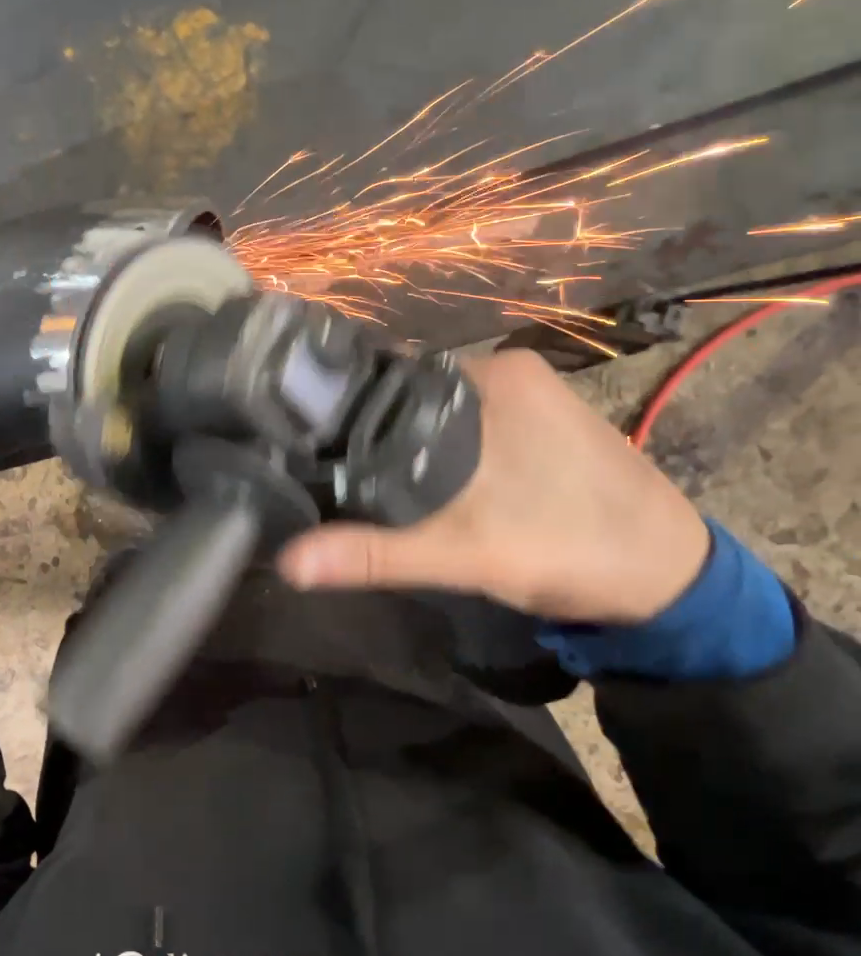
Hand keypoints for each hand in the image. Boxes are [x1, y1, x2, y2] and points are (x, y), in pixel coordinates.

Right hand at [277, 349, 709, 623]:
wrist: (670, 582)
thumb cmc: (573, 547)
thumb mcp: (464, 554)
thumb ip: (374, 554)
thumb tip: (288, 562)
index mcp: (493, 376)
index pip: (383, 380)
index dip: (332, 415)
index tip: (285, 448)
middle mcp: (504, 374)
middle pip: (399, 400)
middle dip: (357, 436)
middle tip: (304, 475)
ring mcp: (521, 400)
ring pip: (423, 418)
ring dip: (388, 448)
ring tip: (338, 483)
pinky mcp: (529, 428)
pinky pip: (452, 432)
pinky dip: (422, 455)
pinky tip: (400, 487)